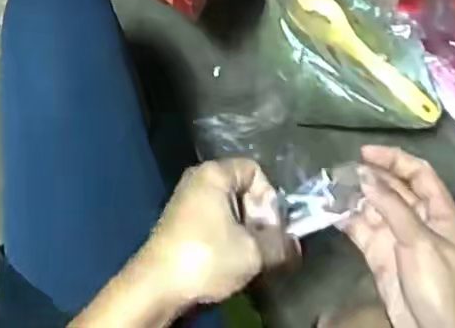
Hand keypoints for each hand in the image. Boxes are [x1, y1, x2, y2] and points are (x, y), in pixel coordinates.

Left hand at [138, 159, 298, 308]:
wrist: (158, 284)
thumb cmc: (207, 256)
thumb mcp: (251, 253)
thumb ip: (279, 245)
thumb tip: (297, 245)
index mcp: (214, 172)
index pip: (254, 170)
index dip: (268, 198)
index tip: (270, 229)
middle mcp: (199, 178)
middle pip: (241, 189)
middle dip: (257, 218)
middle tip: (262, 247)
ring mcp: (186, 198)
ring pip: (228, 208)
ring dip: (243, 232)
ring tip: (247, 259)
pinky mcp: (179, 220)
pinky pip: (213, 219)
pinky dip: (226, 237)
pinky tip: (228, 262)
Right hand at [339, 147, 454, 327]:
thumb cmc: (445, 292)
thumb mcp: (422, 245)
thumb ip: (393, 207)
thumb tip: (365, 175)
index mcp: (442, 215)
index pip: (419, 174)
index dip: (393, 159)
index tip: (364, 153)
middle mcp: (422, 223)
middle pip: (395, 189)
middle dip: (370, 177)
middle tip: (341, 170)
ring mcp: (402, 243)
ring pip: (377, 209)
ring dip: (356, 197)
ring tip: (331, 187)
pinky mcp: (385, 262)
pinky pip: (365, 233)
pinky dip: (349, 221)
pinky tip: (331, 211)